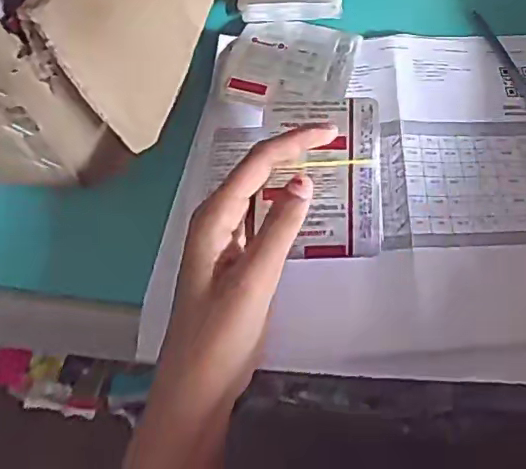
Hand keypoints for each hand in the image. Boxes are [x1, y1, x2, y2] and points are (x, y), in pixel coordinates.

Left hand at [128, 125, 337, 468]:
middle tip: (330, 137)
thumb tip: (304, 180)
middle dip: (292, 147)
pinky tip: (301, 198)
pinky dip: (284, 197)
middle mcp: (216, 218)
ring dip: (288, 168)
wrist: (195, 393)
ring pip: (259, 188)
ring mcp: (225, 236)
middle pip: (257, 168)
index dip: (294, 142)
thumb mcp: (254, 282)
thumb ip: (279, 229)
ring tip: (321, 154)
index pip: (258, 163)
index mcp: (214, 217)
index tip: (329, 132)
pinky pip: (262, 212)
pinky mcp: (236, 254)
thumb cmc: (219, 337)